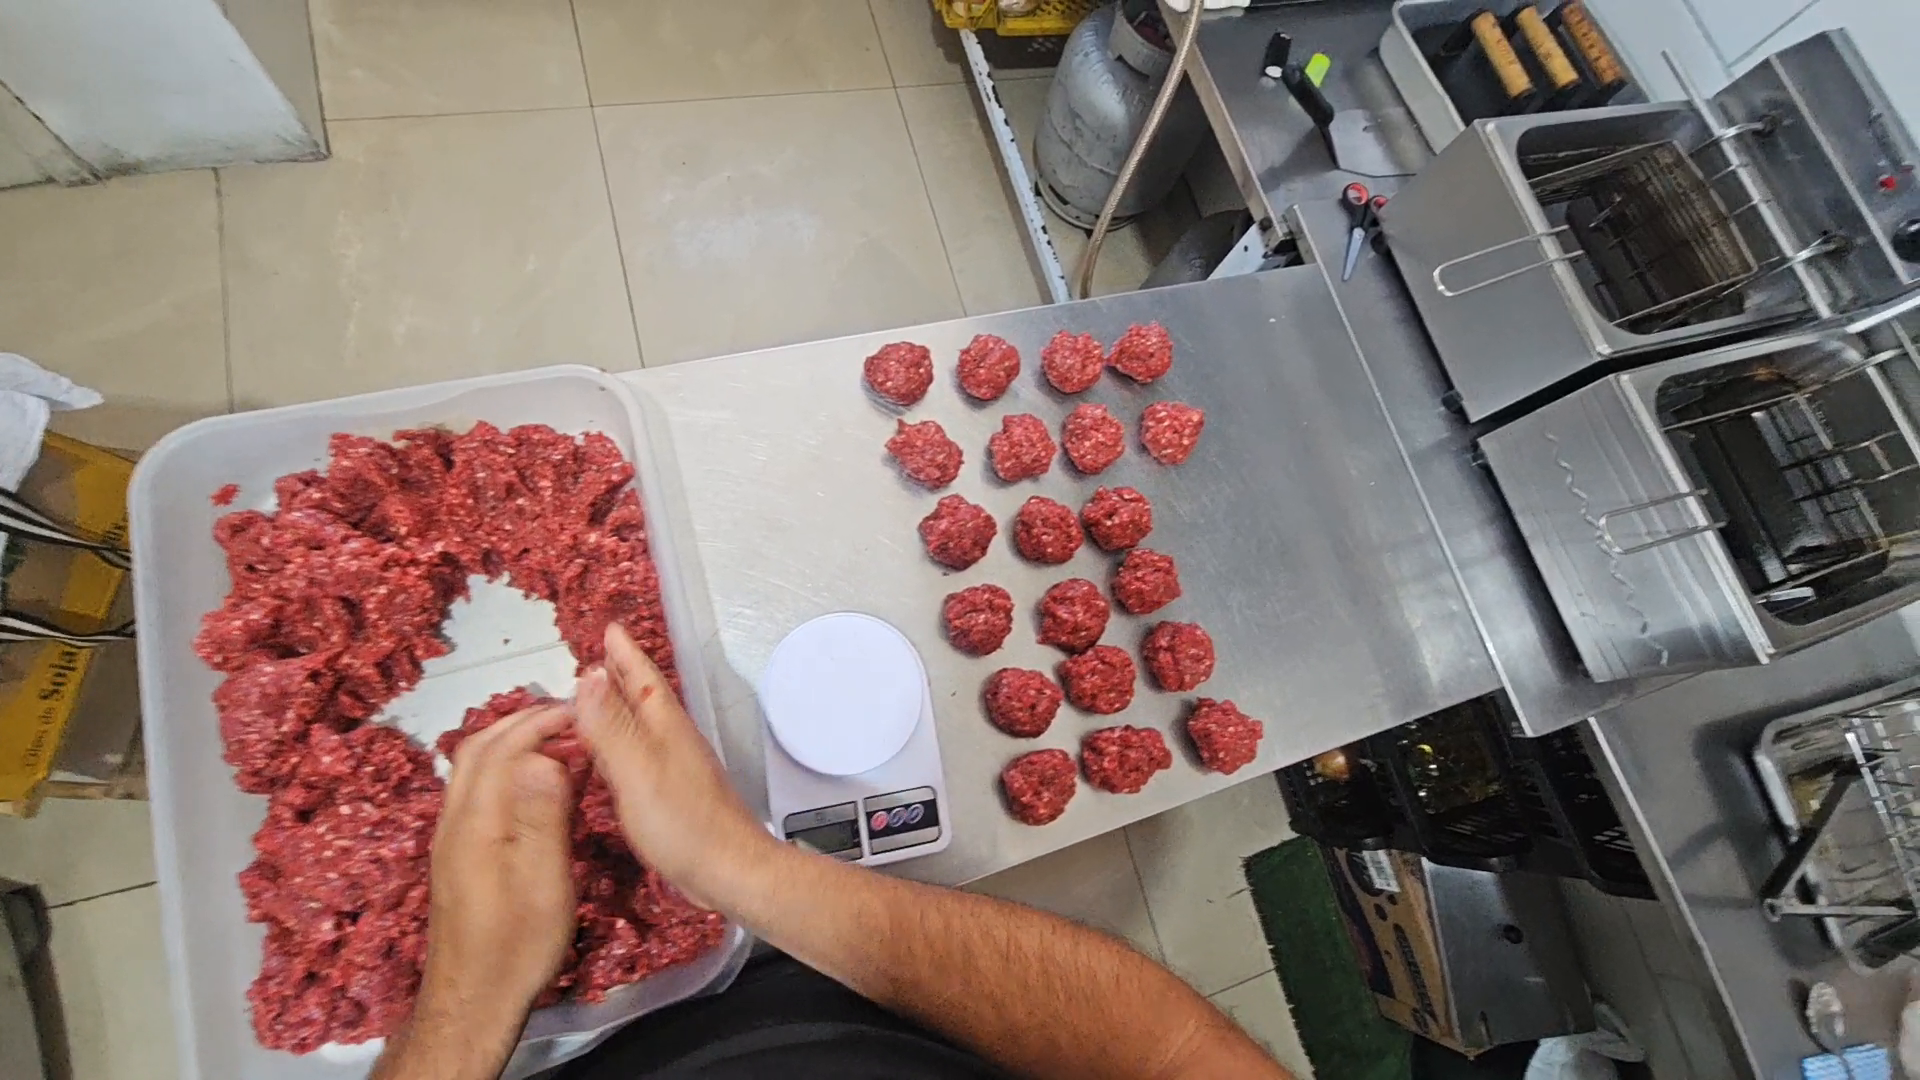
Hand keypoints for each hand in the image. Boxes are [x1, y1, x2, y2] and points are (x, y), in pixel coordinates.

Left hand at [403, 705, 577, 1074]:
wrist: (474, 1001)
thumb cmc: (518, 943)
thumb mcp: (543, 882)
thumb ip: (543, 817)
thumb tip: (546, 756)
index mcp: (475, 824)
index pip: (502, 749)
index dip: (542, 722)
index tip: (584, 714)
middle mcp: (455, 822)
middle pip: (480, 749)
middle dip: (526, 722)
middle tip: (575, 717)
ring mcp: (454, 837)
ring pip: (476, 766)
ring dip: (516, 740)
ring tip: (563, 738)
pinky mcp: (462, 851)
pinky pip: (481, 788)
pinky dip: (512, 765)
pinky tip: (543, 778)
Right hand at [576, 624, 774, 907]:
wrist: (728, 869)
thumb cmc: (683, 823)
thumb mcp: (638, 771)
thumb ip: (612, 726)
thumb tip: (591, 675)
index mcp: (667, 727)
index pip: (643, 680)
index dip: (626, 655)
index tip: (610, 629)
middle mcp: (672, 740)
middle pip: (643, 698)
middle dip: (620, 675)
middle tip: (597, 656)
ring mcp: (674, 767)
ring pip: (640, 725)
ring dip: (618, 707)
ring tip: (594, 698)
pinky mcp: (670, 795)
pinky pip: (637, 755)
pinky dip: (618, 744)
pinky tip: (609, 757)